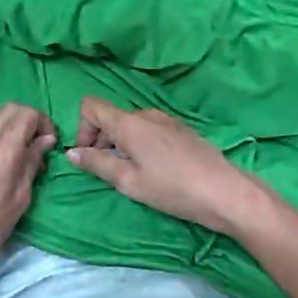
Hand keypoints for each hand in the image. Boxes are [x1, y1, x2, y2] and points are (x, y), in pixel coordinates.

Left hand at [0, 103, 57, 275]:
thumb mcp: (22, 194)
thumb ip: (33, 161)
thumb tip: (46, 140)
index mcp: (3, 149)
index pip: (27, 114)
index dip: (43, 122)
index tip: (50, 141)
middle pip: (11, 109)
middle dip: (29, 119)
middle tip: (39, 142)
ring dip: (15, 129)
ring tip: (24, 156)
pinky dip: (1, 140)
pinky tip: (5, 165)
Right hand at [64, 97, 276, 236]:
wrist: (224, 192)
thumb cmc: (172, 189)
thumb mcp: (128, 181)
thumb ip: (97, 164)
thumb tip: (72, 152)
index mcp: (129, 123)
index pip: (91, 105)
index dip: (82, 128)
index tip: (89, 156)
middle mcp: (146, 114)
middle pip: (111, 116)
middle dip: (100, 140)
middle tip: (108, 171)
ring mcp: (167, 120)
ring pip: (131, 124)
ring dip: (121, 144)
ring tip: (133, 174)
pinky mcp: (182, 130)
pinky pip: (150, 130)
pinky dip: (141, 144)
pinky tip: (155, 170)